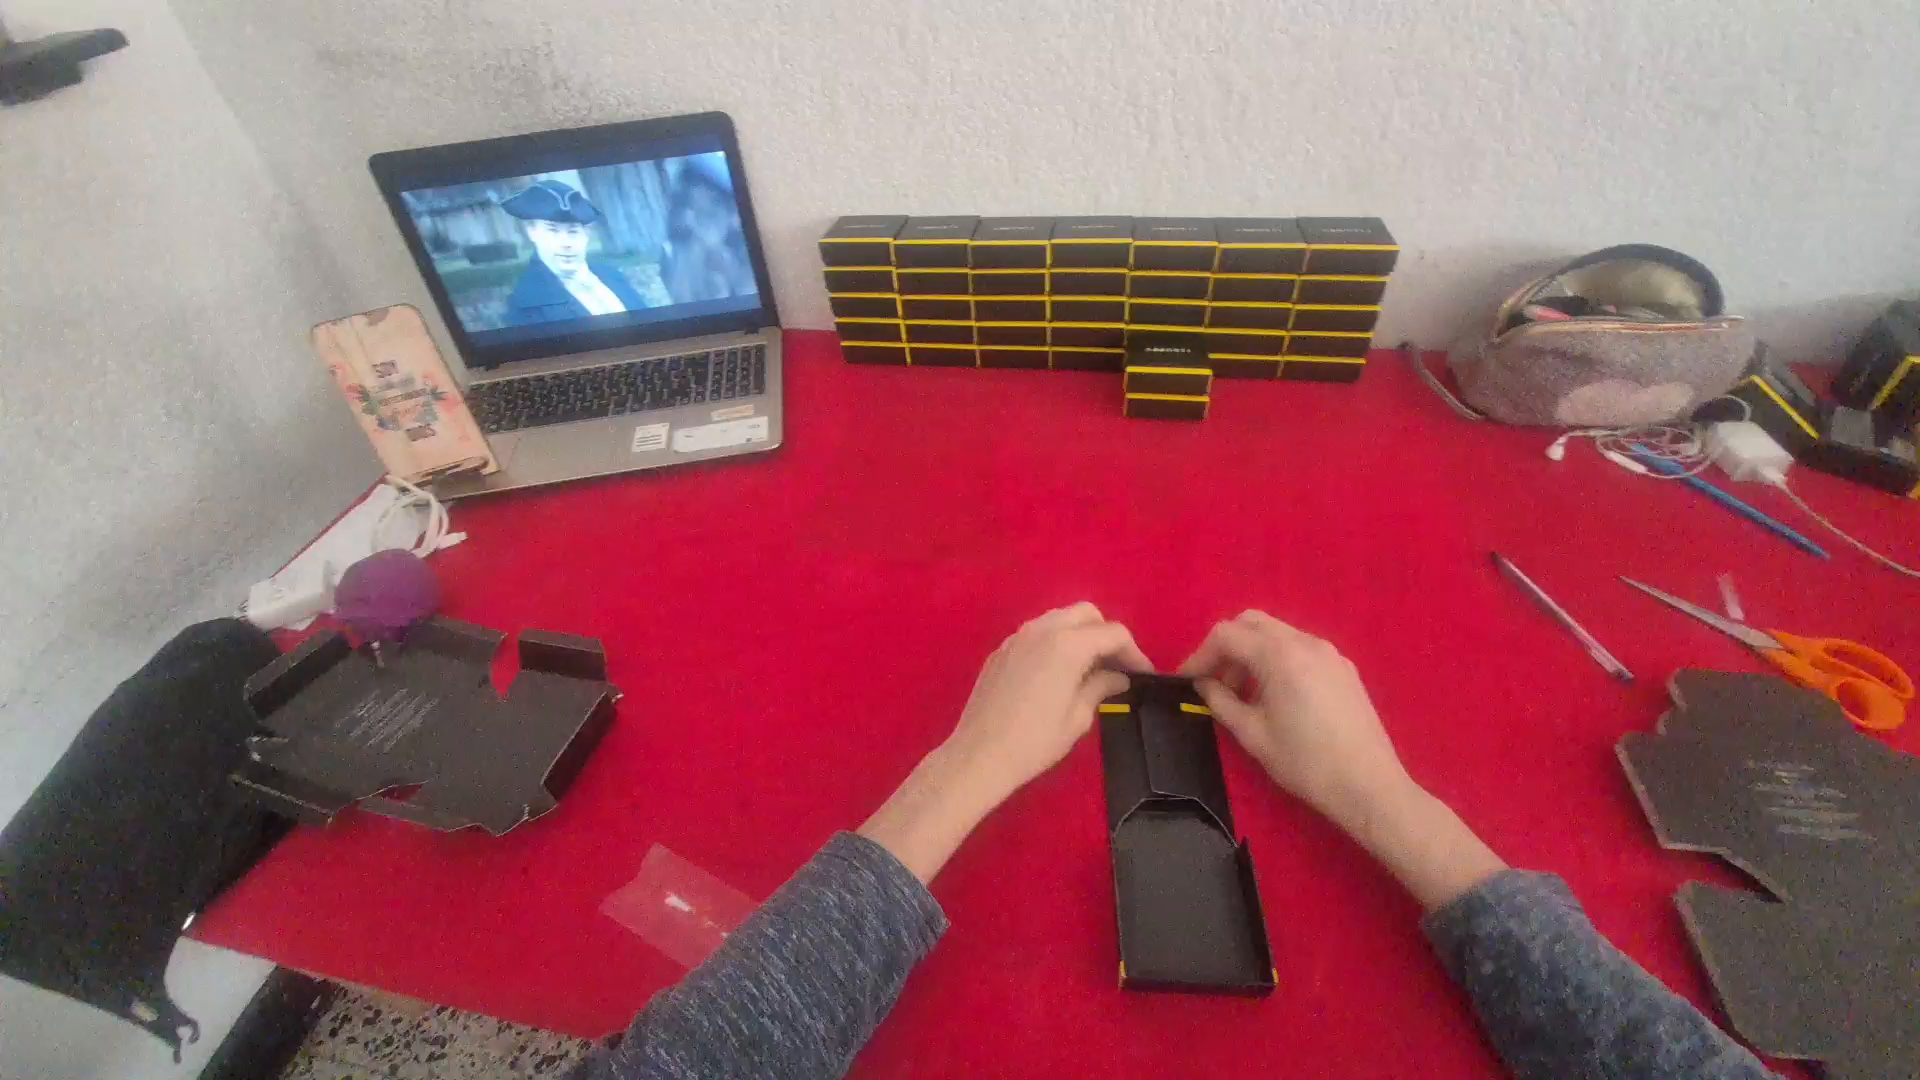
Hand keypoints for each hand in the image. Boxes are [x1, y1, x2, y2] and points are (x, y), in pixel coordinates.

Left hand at [943, 602, 1152, 806]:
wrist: (979, 754)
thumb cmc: (1035, 741)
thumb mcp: (1077, 717)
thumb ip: (1101, 687)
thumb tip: (1118, 677)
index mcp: (1067, 644)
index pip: (1113, 633)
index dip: (1133, 652)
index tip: (1143, 675)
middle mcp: (1042, 629)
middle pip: (1086, 614)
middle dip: (1106, 634)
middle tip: (1116, 665)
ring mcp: (1018, 636)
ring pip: (1059, 618)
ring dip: (1080, 634)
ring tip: (1090, 668)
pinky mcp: (1002, 649)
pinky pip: (1037, 632)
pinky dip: (1056, 641)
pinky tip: (1058, 672)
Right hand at [1180, 610, 1411, 831]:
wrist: (1370, 788)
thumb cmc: (1306, 763)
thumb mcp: (1252, 734)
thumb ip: (1220, 701)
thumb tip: (1203, 684)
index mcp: (1280, 655)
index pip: (1226, 635)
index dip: (1200, 655)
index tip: (1187, 681)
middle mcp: (1305, 642)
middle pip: (1250, 622)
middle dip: (1225, 646)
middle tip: (1213, 681)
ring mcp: (1328, 652)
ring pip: (1275, 632)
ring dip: (1250, 651)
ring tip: (1241, 692)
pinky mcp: (1343, 667)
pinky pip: (1298, 647)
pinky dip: (1275, 658)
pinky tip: (1274, 694)